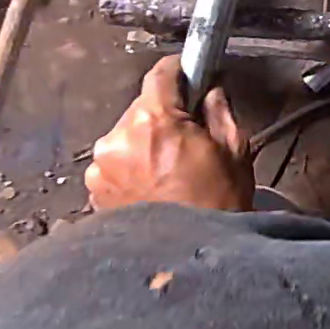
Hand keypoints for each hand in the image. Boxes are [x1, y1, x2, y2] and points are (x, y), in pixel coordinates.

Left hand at [85, 55, 252, 213]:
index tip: (191, 73)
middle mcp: (117, 137)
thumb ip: (219, 110)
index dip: (179, 71)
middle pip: (143, 108)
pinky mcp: (94, 189)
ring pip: (129, 135)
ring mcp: (101, 165)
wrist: (189, 258)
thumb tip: (210, 91)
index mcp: (154, 120)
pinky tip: (157, 185)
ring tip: (174, 168)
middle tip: (192, 136)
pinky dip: (135, 166)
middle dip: (166, 115)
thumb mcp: (235, 149)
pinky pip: (117, 162)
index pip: (160, 74)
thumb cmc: (217, 203)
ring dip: (148, 142)